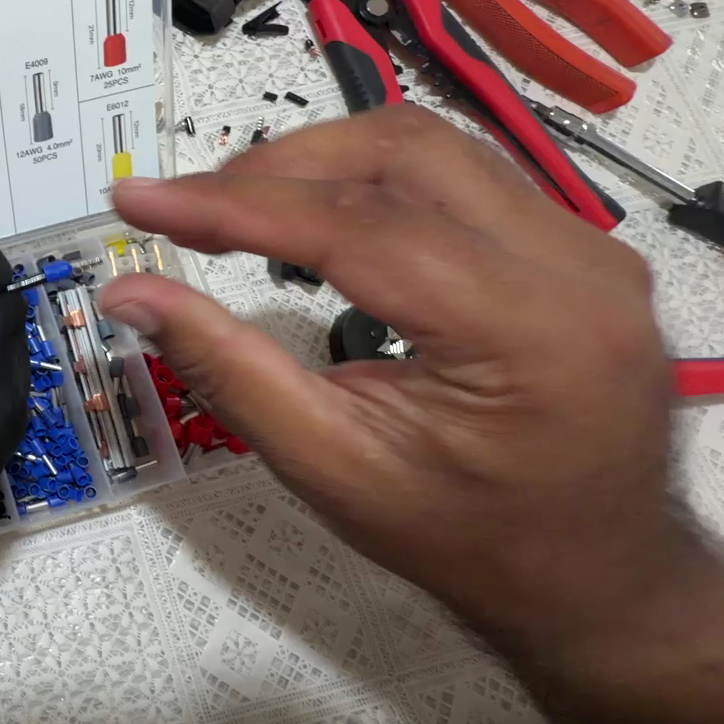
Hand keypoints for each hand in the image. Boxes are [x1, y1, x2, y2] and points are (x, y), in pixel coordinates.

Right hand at [98, 105, 679, 638]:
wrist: (595, 578)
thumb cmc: (458, 535)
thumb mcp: (324, 464)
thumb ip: (223, 367)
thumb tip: (127, 293)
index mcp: (524, 331)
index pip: (356, 227)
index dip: (231, 204)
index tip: (136, 199)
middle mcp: (571, 263)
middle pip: (397, 154)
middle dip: (269, 169)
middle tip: (183, 212)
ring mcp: (579, 242)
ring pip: (420, 145)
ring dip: (309, 162)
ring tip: (230, 209)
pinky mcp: (563, 241)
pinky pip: (444, 170)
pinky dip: (351, 177)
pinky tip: (303, 216)